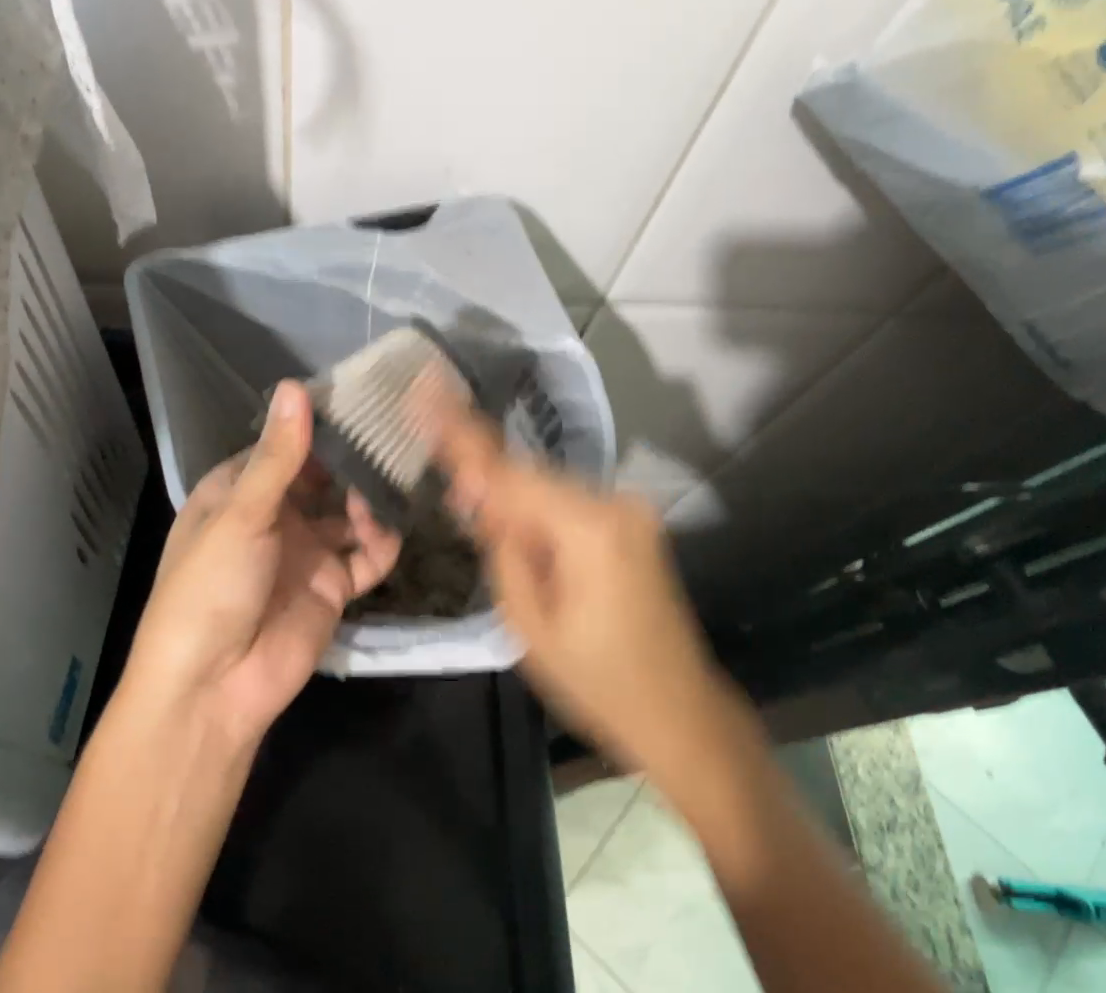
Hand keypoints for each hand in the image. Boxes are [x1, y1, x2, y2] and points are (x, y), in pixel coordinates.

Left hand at [122, 381, 401, 745]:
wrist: (214, 686)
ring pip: (347, 515)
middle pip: (320, 479)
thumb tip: (295, 387)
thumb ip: (278, 458)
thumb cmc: (210, 588)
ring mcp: (303, 554)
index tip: (358, 396)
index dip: (314, 424)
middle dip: (352, 461)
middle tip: (394, 432)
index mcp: (235, 494)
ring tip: (394, 482)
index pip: (280, 447)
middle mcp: (272, 518)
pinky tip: (390, 530)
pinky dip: (381, 544)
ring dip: (369, 500)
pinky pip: (365, 559)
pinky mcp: (331, 589)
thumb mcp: (240, 516)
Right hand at [430, 401, 726, 764]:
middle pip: (529, 475)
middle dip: (485, 479)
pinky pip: (569, 505)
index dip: (463, 434)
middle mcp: (615, 505)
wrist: (679, 712)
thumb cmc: (597, 681)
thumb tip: (479, 496)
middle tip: (450, 495)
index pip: (509, 471)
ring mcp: (630, 513)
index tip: (426, 392)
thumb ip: (502, 548)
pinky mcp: (633, 527)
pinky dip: (538, 514)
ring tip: (483, 530)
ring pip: (548, 489)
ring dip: (511, 501)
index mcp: (588, 528)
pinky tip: (520, 541)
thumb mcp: (528, 624)